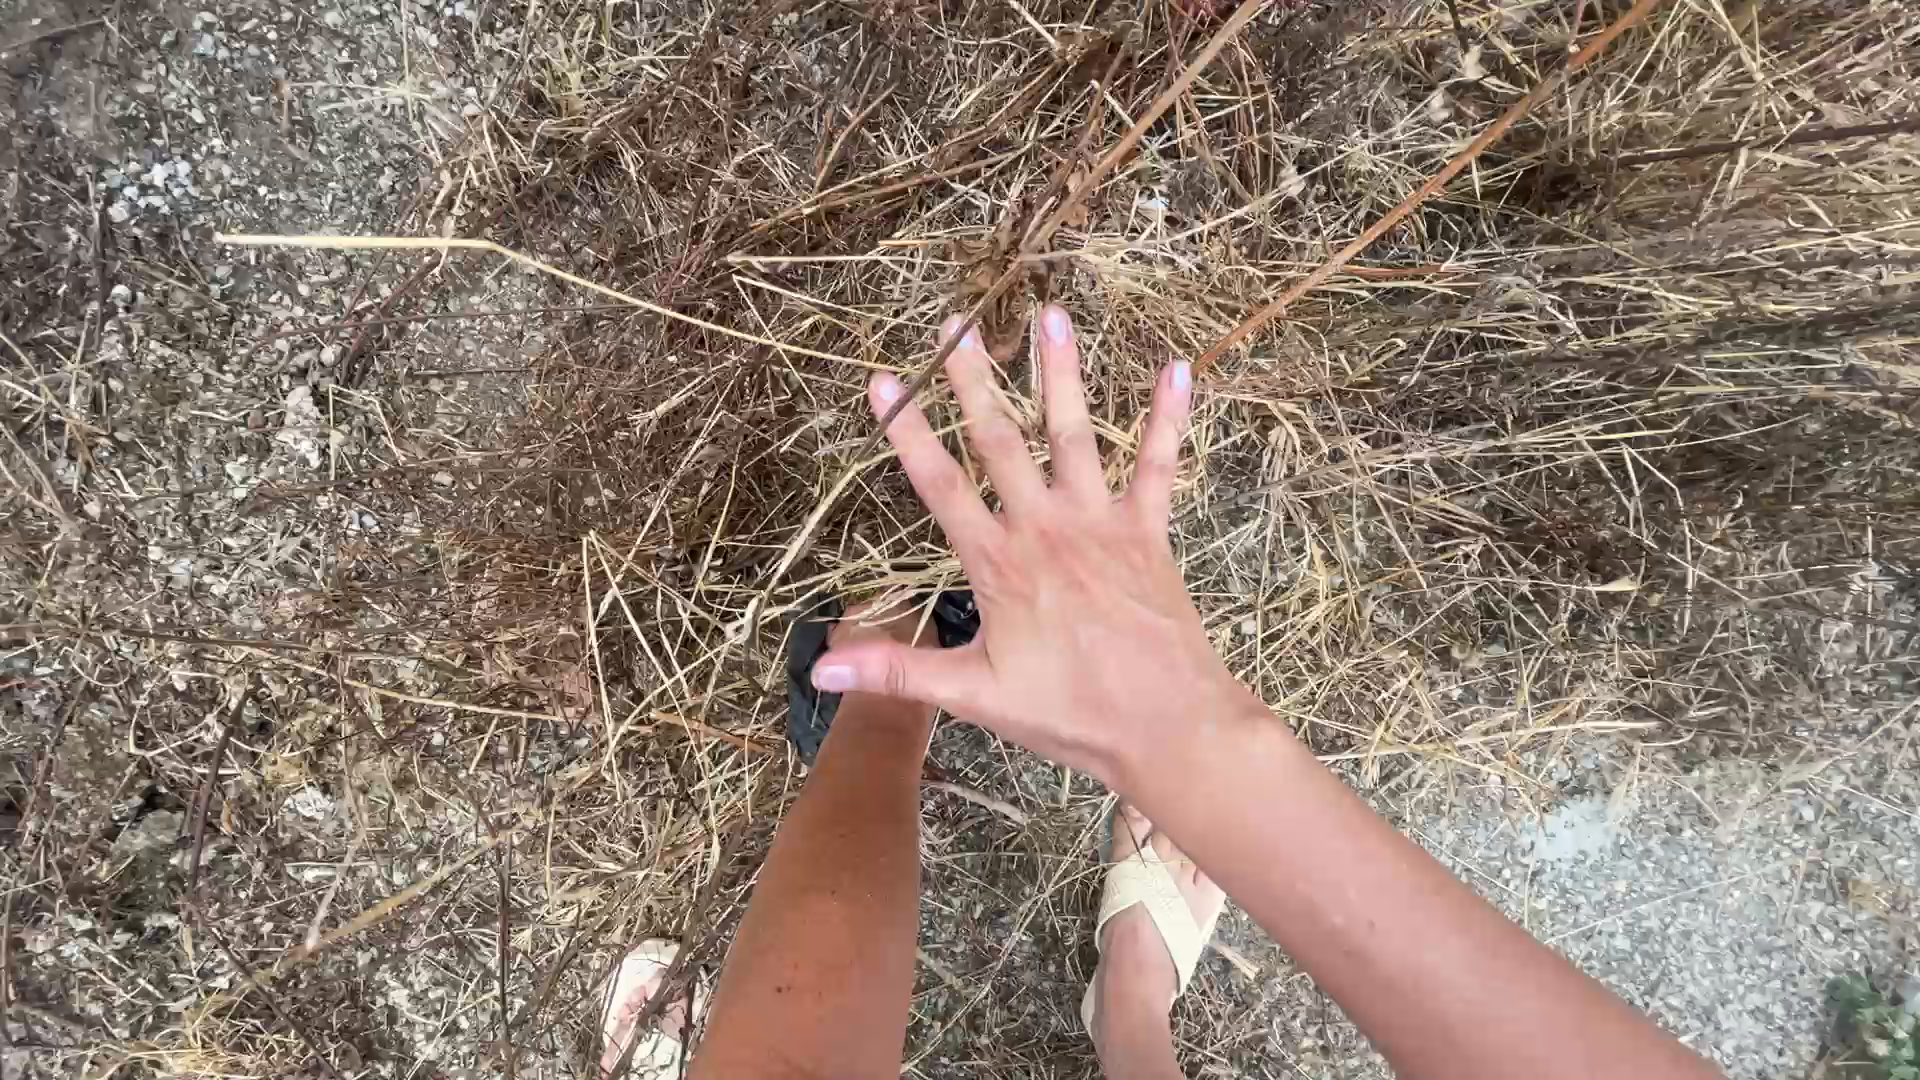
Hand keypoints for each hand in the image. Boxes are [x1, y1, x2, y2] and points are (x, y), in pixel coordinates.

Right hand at [811, 305, 1252, 785]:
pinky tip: (1177, 370)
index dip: (907, 433)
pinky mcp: (1148, 531)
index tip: (883, 384)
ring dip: (1061, 374)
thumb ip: (897, 671)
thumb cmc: (1069, 713)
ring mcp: (1101, 523)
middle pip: (1000, 441)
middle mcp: (1046, 528)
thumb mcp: (973, 694)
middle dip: (974, 382)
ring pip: (1075, 434)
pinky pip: (1159, 465)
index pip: (940, 486)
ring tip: (1050, 315)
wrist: (1167, 727)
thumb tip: (820, 669)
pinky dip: (1168, 419)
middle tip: (958, 326)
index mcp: (999, 564)